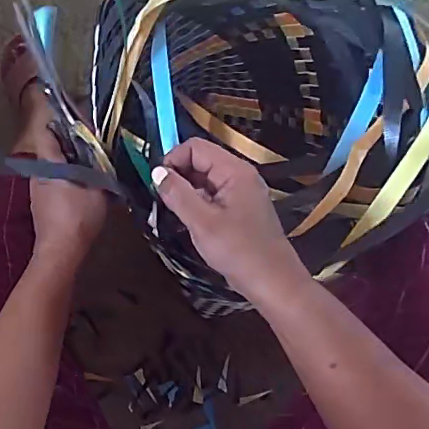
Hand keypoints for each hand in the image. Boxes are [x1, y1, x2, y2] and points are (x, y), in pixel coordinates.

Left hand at [27, 136, 107, 267]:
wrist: (60, 251)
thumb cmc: (78, 217)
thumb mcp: (98, 189)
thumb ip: (100, 168)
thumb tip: (103, 154)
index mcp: (48, 164)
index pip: (46, 133)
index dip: (60, 124)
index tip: (78, 124)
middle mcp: (37, 174)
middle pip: (51, 151)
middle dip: (70, 147)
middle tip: (93, 148)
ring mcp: (36, 192)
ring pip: (52, 169)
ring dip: (69, 167)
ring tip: (91, 170)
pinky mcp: (39, 206)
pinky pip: (53, 185)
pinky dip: (66, 183)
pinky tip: (83, 191)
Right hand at [153, 138, 310, 303]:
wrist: (271, 281)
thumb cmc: (239, 251)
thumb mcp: (201, 222)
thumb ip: (177, 194)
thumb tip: (157, 172)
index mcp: (234, 171)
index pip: (196, 147)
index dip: (173, 160)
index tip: (157, 183)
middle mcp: (239, 176)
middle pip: (200, 161)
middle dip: (177, 177)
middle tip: (163, 201)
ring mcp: (241, 193)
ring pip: (203, 181)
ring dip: (185, 193)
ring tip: (174, 215)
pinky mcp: (239, 209)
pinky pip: (212, 196)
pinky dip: (196, 205)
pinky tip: (189, 224)